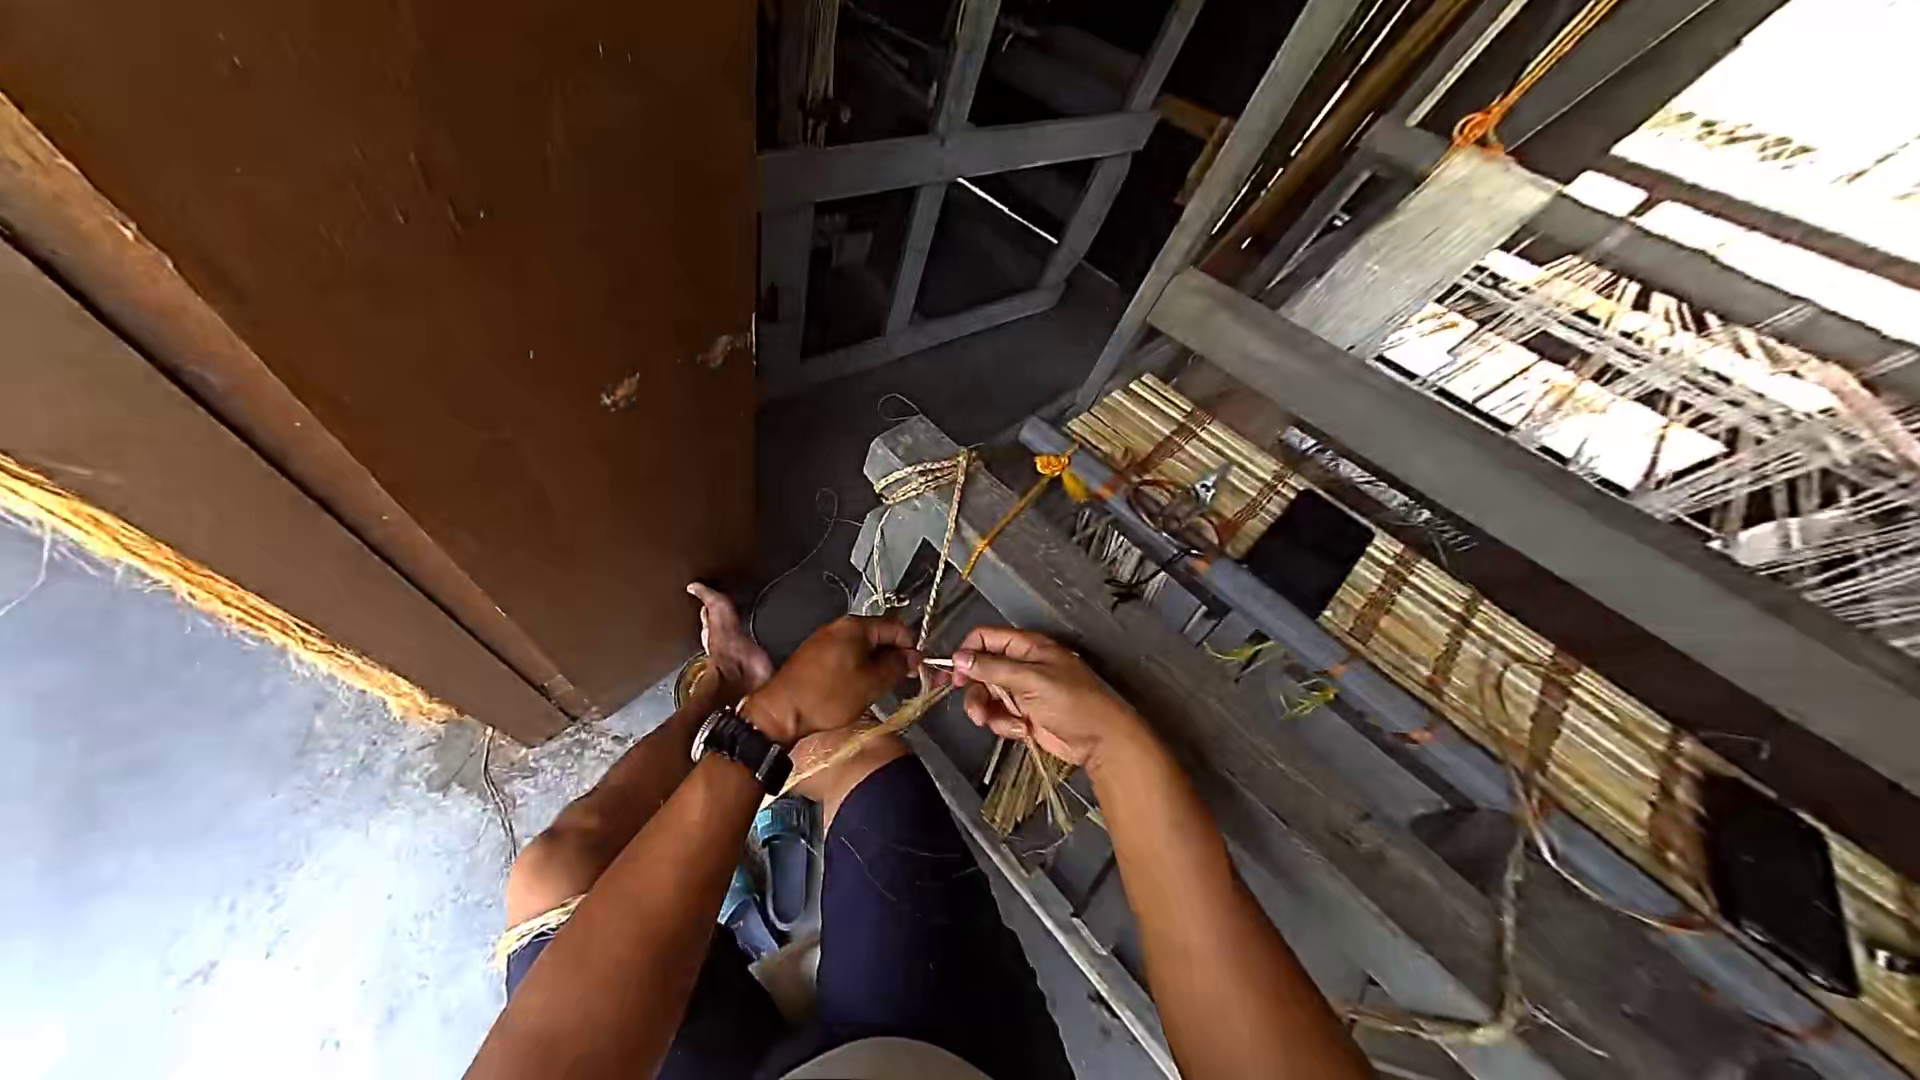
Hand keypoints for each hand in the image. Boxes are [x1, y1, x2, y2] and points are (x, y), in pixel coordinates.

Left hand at [741, 616, 918, 743]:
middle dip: (894, 656)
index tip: (915, 668)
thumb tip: (913, 657)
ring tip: (879, 687)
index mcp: (855, 626)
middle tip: (900, 680)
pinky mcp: (815, 655)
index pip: (897, 627)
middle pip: (879, 635)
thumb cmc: (828, 696)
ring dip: (876, 664)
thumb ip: (897, 666)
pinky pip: (846, 654)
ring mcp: (825, 639)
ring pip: (863, 647)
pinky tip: (858, 687)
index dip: (911, 647)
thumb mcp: (871, 683)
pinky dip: (858, 667)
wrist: (780, 712)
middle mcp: (839, 626)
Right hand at [949, 626, 1151, 768]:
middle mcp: (1021, 665)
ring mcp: (1022, 691)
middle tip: (975, 707)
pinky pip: (998, 715)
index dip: (967, 653)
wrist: (1100, 741)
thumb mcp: (1031, 680)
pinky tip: (1021, 729)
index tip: (954, 673)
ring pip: (987, 695)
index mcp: (1026, 647)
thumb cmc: (1074, 703)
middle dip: (975, 690)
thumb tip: (960, 657)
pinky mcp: (1023, 714)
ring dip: (987, 710)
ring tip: (994, 722)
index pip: (985, 638)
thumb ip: (993, 668)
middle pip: (981, 670)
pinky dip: (1004, 724)